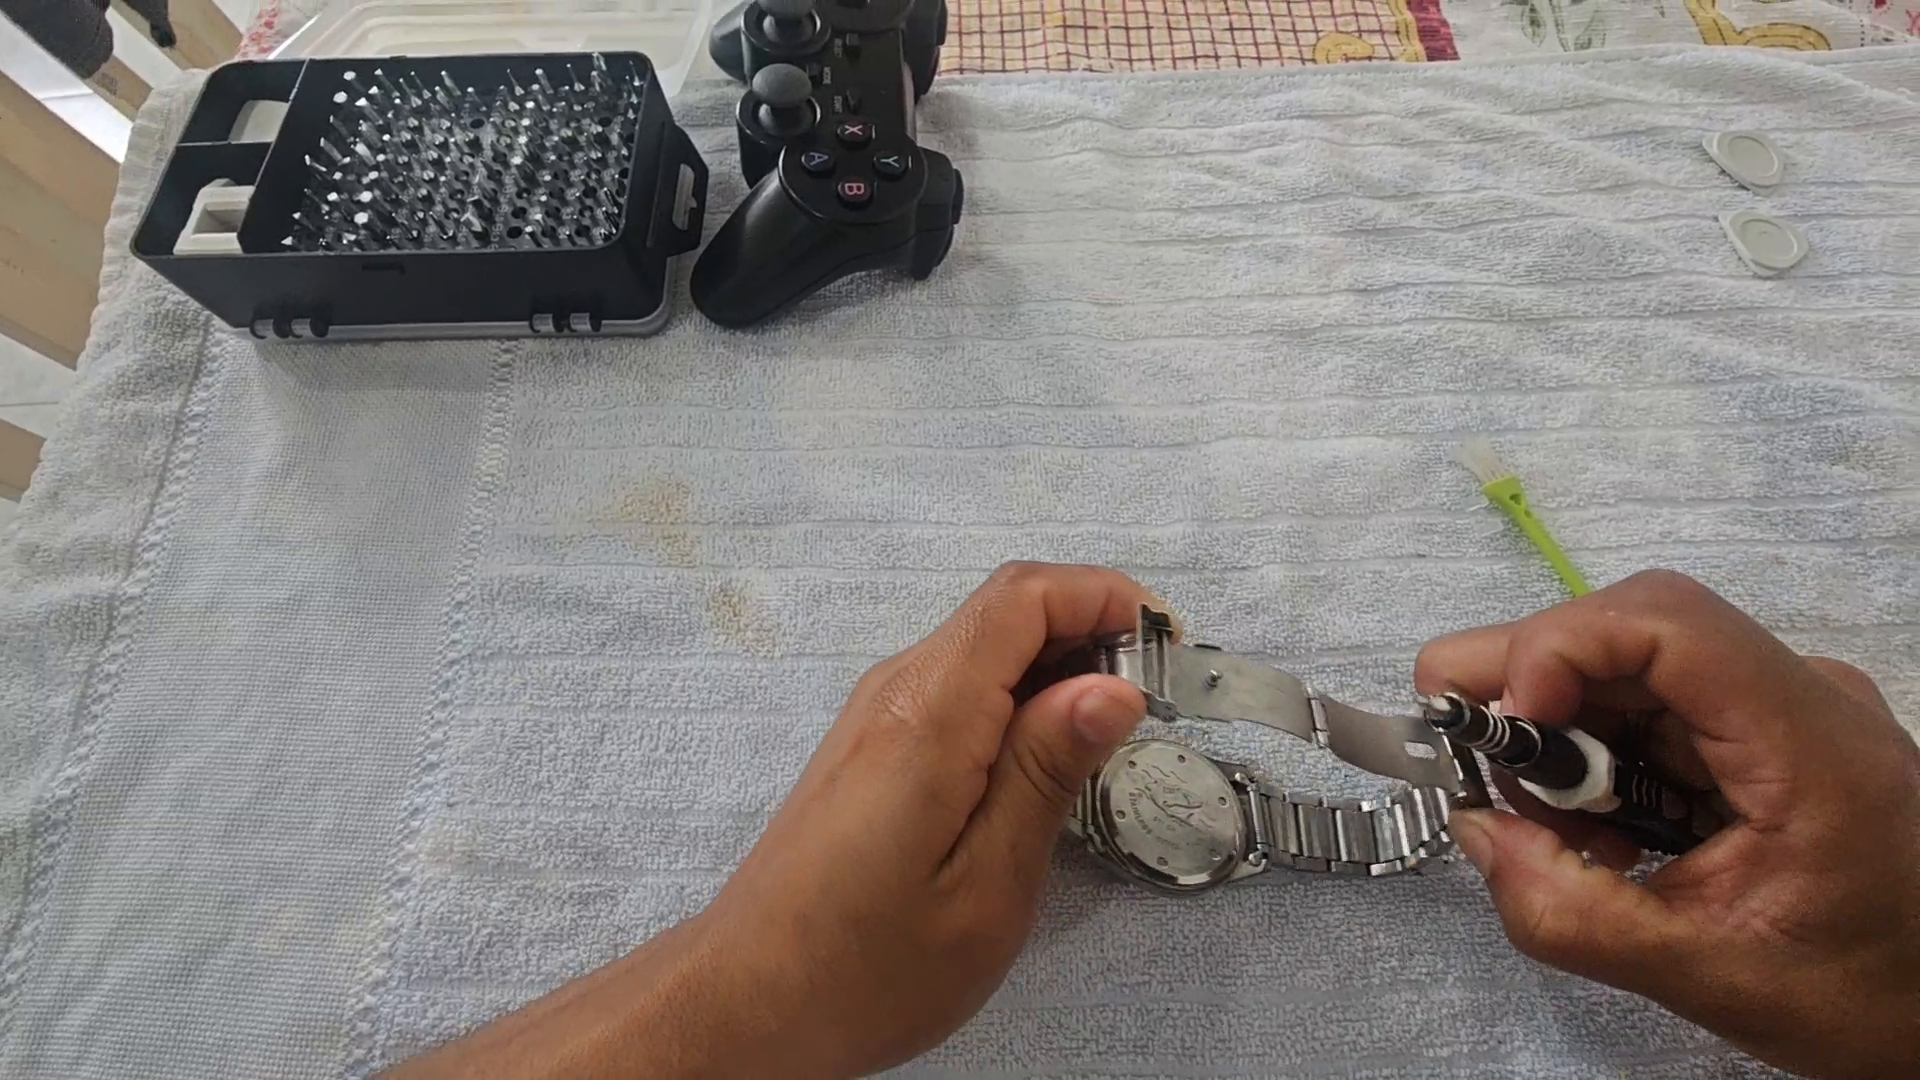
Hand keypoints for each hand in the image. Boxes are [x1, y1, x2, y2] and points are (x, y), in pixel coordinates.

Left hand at [385, 563, 1157, 1079]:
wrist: (750, 994)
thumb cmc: (874, 960)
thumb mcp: (988, 884)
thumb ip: (1045, 772)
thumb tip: (1114, 688)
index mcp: (932, 710)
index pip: (1022, 597)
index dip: (1102, 595)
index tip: (1165, 644)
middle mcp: (901, 683)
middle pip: (1006, 608)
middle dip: (1090, 627)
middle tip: (1147, 700)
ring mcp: (881, 703)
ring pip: (985, 639)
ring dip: (1057, 660)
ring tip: (1106, 733)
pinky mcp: (876, 730)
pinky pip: (960, 677)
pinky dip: (1018, 688)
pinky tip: (1041, 751)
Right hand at [1414, 570, 1919, 1079]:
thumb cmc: (1877, 1002)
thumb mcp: (1717, 983)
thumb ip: (1573, 914)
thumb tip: (1473, 826)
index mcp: (1809, 746)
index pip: (1659, 622)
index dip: (1555, 649)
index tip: (1510, 727)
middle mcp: (1783, 692)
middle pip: (1605, 632)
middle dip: (1519, 696)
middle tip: (1494, 777)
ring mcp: (1753, 699)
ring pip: (1593, 662)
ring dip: (1541, 733)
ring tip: (1559, 824)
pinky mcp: (1724, 716)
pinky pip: (1610, 696)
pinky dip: (1568, 747)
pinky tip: (1592, 817)